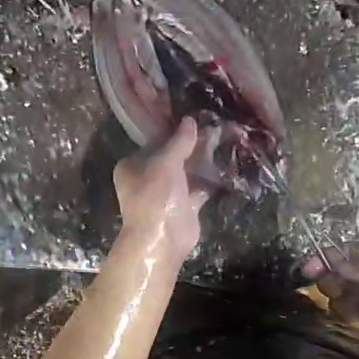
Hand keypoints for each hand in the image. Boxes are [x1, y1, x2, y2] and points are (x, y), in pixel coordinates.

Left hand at [114, 117, 213, 261]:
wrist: (163, 239)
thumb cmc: (155, 196)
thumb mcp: (165, 162)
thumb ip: (179, 142)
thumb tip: (190, 120)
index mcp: (133, 165)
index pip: (154, 142)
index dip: (174, 131)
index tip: (194, 119)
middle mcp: (148, 178)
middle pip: (172, 156)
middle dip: (192, 145)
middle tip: (214, 128)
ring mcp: (167, 193)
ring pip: (187, 171)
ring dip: (203, 161)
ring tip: (223, 141)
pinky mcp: (184, 206)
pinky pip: (198, 187)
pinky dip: (210, 179)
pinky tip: (225, 165)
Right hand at [302, 238, 358, 358]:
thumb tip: (338, 265)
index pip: (356, 248)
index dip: (331, 257)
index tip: (309, 269)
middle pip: (344, 265)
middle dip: (333, 278)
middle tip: (334, 294)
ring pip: (342, 285)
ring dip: (339, 296)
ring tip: (351, 311)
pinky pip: (346, 303)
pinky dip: (344, 309)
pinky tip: (353, 318)